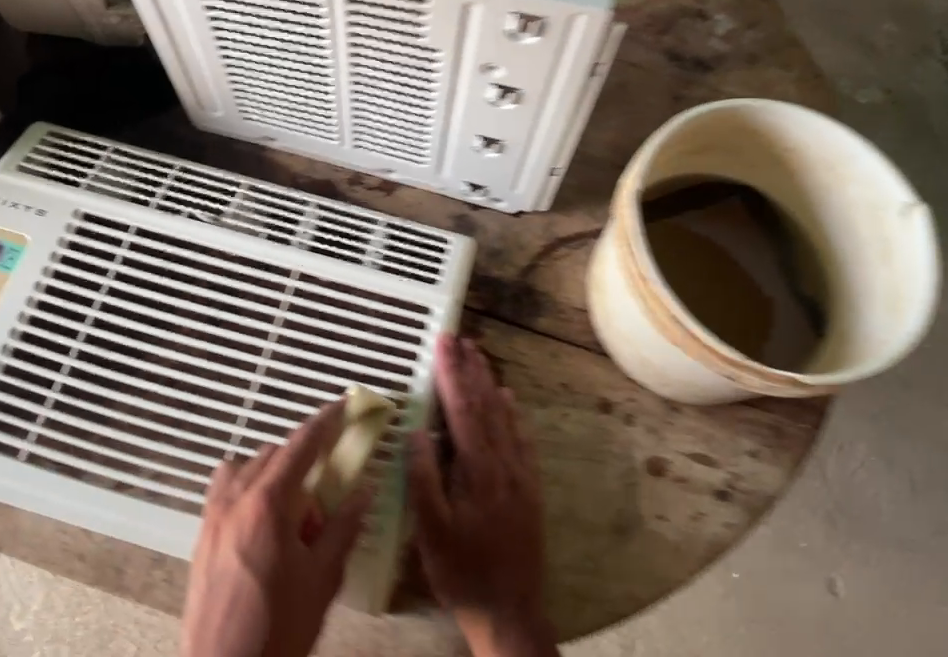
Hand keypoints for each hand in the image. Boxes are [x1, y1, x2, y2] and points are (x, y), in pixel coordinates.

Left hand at [181, 400, 374, 656]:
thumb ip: (343, 527)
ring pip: (245, 468)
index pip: (301, 445)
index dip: (326, 420)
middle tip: (329, 483)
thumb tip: (364, 490)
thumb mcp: (323, 578)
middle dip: (304, 455)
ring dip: (273, 470)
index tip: (346, 405)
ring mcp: (212, 519)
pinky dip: (248, 487)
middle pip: (273, 453)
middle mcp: (234, 500)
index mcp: (267, 504)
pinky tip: (264, 521)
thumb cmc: (280, 627)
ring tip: (295, 504)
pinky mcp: (201, 539)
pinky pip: (225, 491)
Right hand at [409, 336, 556, 656]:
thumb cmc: (463, 571)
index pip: (461, 408)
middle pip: (485, 404)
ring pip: (504, 416)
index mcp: (477, 469)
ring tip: (478, 354)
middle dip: (470, 368)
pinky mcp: (529, 486)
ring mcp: (520, 473)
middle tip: (458, 337)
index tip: (442, 342)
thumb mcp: (432, 531)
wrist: (510, 609)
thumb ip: (425, 478)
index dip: (451, 372)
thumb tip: (418, 430)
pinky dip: (512, 413)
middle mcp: (503, 462)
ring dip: (489, 382)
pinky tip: (508, 398)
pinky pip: (521, 437)